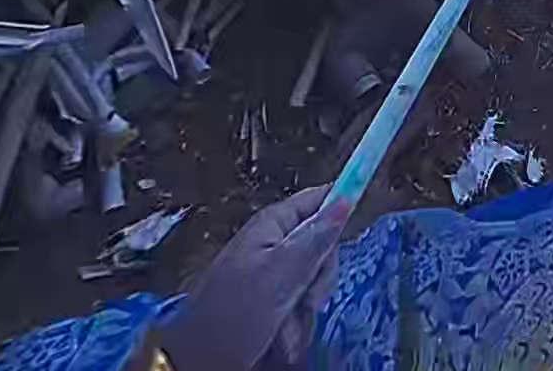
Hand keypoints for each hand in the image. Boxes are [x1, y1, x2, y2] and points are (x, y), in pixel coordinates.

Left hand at [157, 185, 346, 370]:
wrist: (199, 363)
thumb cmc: (237, 313)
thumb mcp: (281, 275)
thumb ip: (315, 239)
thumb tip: (345, 198)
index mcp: (274, 224)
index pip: (317, 200)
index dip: (338, 210)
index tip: (352, 229)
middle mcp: (275, 244)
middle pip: (321, 247)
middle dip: (319, 277)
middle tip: (305, 295)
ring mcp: (273, 275)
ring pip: (314, 282)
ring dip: (306, 309)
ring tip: (285, 328)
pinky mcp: (271, 305)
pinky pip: (301, 308)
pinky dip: (296, 326)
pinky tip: (282, 341)